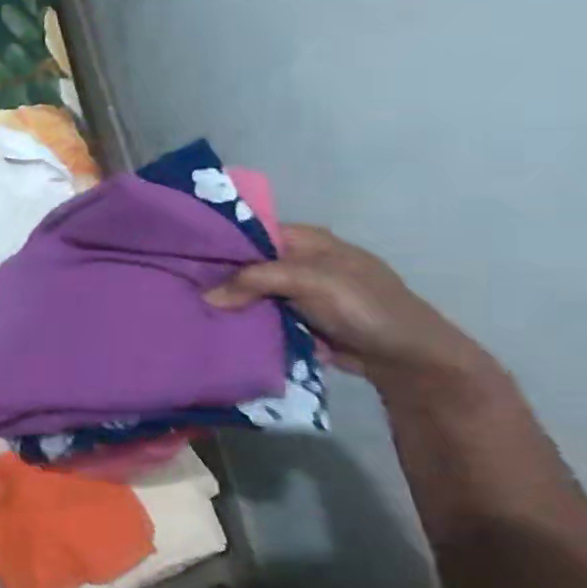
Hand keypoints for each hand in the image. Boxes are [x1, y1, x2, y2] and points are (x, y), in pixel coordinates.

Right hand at [204, 224, 488, 380]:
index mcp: (305, 239)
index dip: (218, 241)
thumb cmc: (363, 305)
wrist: (405, 356)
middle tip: (181, 286)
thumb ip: (254, 281)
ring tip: (191, 307)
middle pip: (245, 263)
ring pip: (249, 291)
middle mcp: (298, 260)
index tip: (182, 255)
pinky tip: (217, 324)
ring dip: (228, 302)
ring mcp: (298, 291)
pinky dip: (242, 320)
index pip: (249, 231)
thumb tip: (206, 296)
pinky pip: (259, 314)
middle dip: (218, 276)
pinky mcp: (296, 319)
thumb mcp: (309, 281)